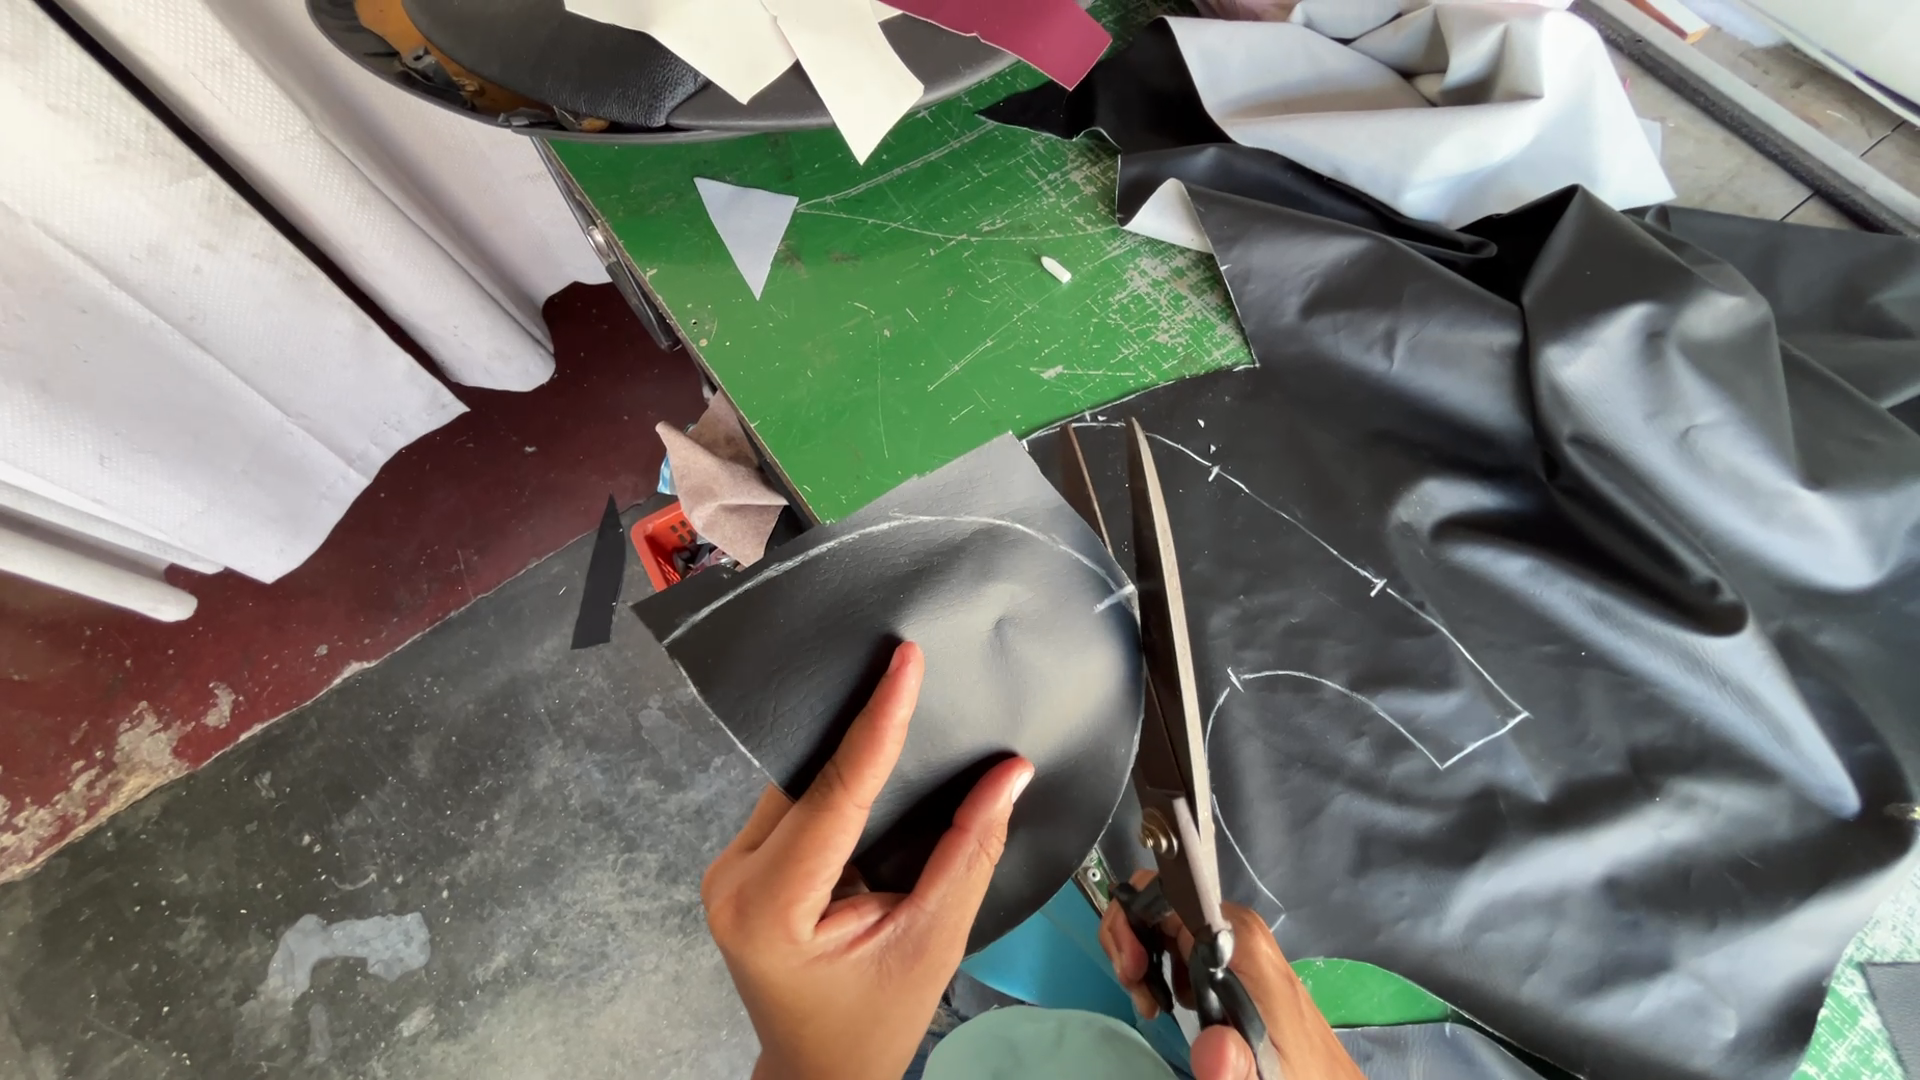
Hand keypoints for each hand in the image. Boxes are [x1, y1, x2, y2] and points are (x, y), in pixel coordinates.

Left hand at [702, 642, 1035, 1079]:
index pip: (837, 791)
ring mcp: (732, 866)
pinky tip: (872, 748)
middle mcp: (735, 875)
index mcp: (771, 904)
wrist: (819, 1073)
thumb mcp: (931, 942)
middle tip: (907, 666)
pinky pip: (796, 796)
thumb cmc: (873, 1021)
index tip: (905, 663)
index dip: (880, 721)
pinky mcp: (747, 862)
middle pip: (809, 776)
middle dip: (862, 724)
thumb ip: (970, 850)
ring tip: (897, 695)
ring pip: (798, 779)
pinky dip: (837, 773)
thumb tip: (1009, 772)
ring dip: (848, 746)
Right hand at [1098, 871, 1364, 1079]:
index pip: (1165, 892)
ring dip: (1139, 953)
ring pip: (1160, 917)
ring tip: (1150, 1002)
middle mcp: (1231, 922)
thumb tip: (1211, 1050)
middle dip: (1130, 939)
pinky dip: (1157, 961)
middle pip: (1156, 900)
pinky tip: (1166, 999)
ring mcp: (1228, 933)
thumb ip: (1235, 1064)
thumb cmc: (1299, 1071)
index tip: (1134, 970)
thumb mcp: (1266, 1073)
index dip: (1134, 921)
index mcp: (1237, 937)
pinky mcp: (1225, 949)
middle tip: (1137, 990)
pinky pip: (1174, 936)